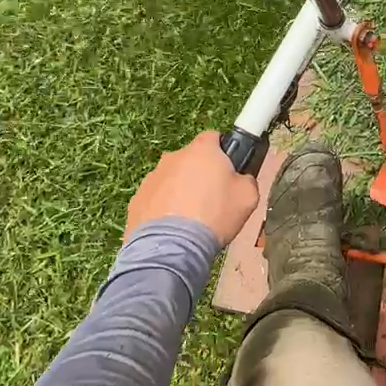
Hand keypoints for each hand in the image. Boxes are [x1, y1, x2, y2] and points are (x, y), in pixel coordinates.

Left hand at [122, 131, 259, 246]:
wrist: (171, 248)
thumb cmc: (214, 215)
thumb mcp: (248, 197)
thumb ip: (246, 179)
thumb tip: (240, 178)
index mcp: (202, 150)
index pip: (214, 137)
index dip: (223, 151)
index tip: (229, 170)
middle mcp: (173, 157)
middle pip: (191, 159)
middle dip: (200, 174)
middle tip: (212, 199)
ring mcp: (152, 178)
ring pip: (171, 179)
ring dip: (180, 192)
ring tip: (191, 219)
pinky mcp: (137, 200)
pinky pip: (156, 199)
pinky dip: (164, 209)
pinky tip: (173, 229)